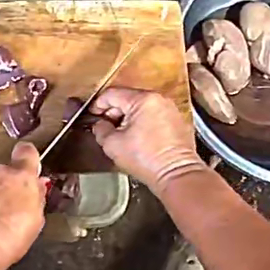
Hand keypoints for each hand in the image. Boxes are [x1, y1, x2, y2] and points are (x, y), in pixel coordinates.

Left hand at [0, 142, 46, 268]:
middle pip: (5, 173)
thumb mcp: (36, 220)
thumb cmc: (8, 237)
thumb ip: (37, 197)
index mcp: (22, 177)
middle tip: (10, 209)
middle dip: (7, 187)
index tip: (29, 166)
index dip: (28, 157)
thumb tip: (38, 186)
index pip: (27, 152)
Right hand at [88, 88, 210, 190]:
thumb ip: (100, 129)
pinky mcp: (177, 121)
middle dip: (113, 113)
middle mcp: (158, 99)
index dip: (97, 105)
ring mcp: (170, 110)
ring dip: (127, 118)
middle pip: (126, 98)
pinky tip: (137, 139)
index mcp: (142, 99)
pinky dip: (142, 123)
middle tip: (105, 128)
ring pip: (140, 107)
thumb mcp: (111, 144)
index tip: (92, 115)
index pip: (111, 94)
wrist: (176, 175)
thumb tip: (99, 125)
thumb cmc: (147, 159)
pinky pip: (153, 115)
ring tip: (121, 136)